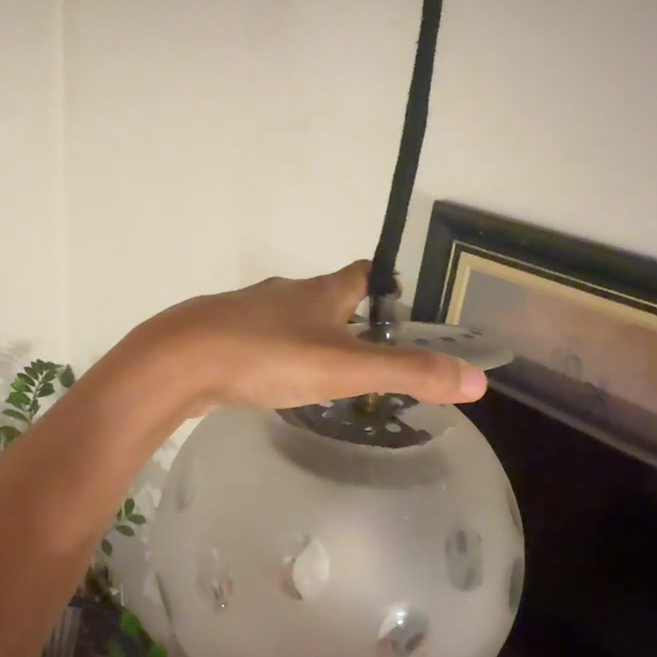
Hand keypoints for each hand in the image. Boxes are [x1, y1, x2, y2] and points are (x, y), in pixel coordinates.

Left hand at [124, 260, 486, 415]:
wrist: (179, 360)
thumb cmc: (268, 356)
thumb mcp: (347, 368)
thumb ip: (409, 373)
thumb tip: (477, 380)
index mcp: (321, 292)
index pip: (365, 274)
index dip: (387, 287)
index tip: (401, 308)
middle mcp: (286, 294)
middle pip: (327, 297)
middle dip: (349, 319)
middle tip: (368, 354)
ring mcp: (247, 314)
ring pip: (289, 320)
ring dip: (309, 338)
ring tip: (323, 373)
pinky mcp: (219, 337)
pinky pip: (257, 342)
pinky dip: (273, 357)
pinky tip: (271, 382)